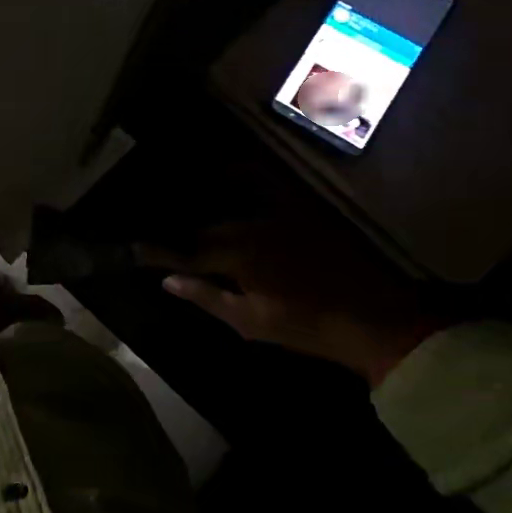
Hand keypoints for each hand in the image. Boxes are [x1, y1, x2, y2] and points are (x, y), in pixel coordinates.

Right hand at [138, 216, 450, 386]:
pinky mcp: (302, 213)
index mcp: (237, 255)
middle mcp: (252, 226)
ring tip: (201, 226)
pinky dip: (244, 187)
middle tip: (174, 248)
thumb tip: (167, 280)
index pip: (187, 250)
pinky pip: (264, 193)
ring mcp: (279, 216)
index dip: (160, 252)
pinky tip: (234, 186)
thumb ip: (206, 297)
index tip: (135, 250)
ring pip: (233, 213)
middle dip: (190, 239)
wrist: (375, 319)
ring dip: (215, 220)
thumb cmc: (307, 326)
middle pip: (209, 229)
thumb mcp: (250, 322)